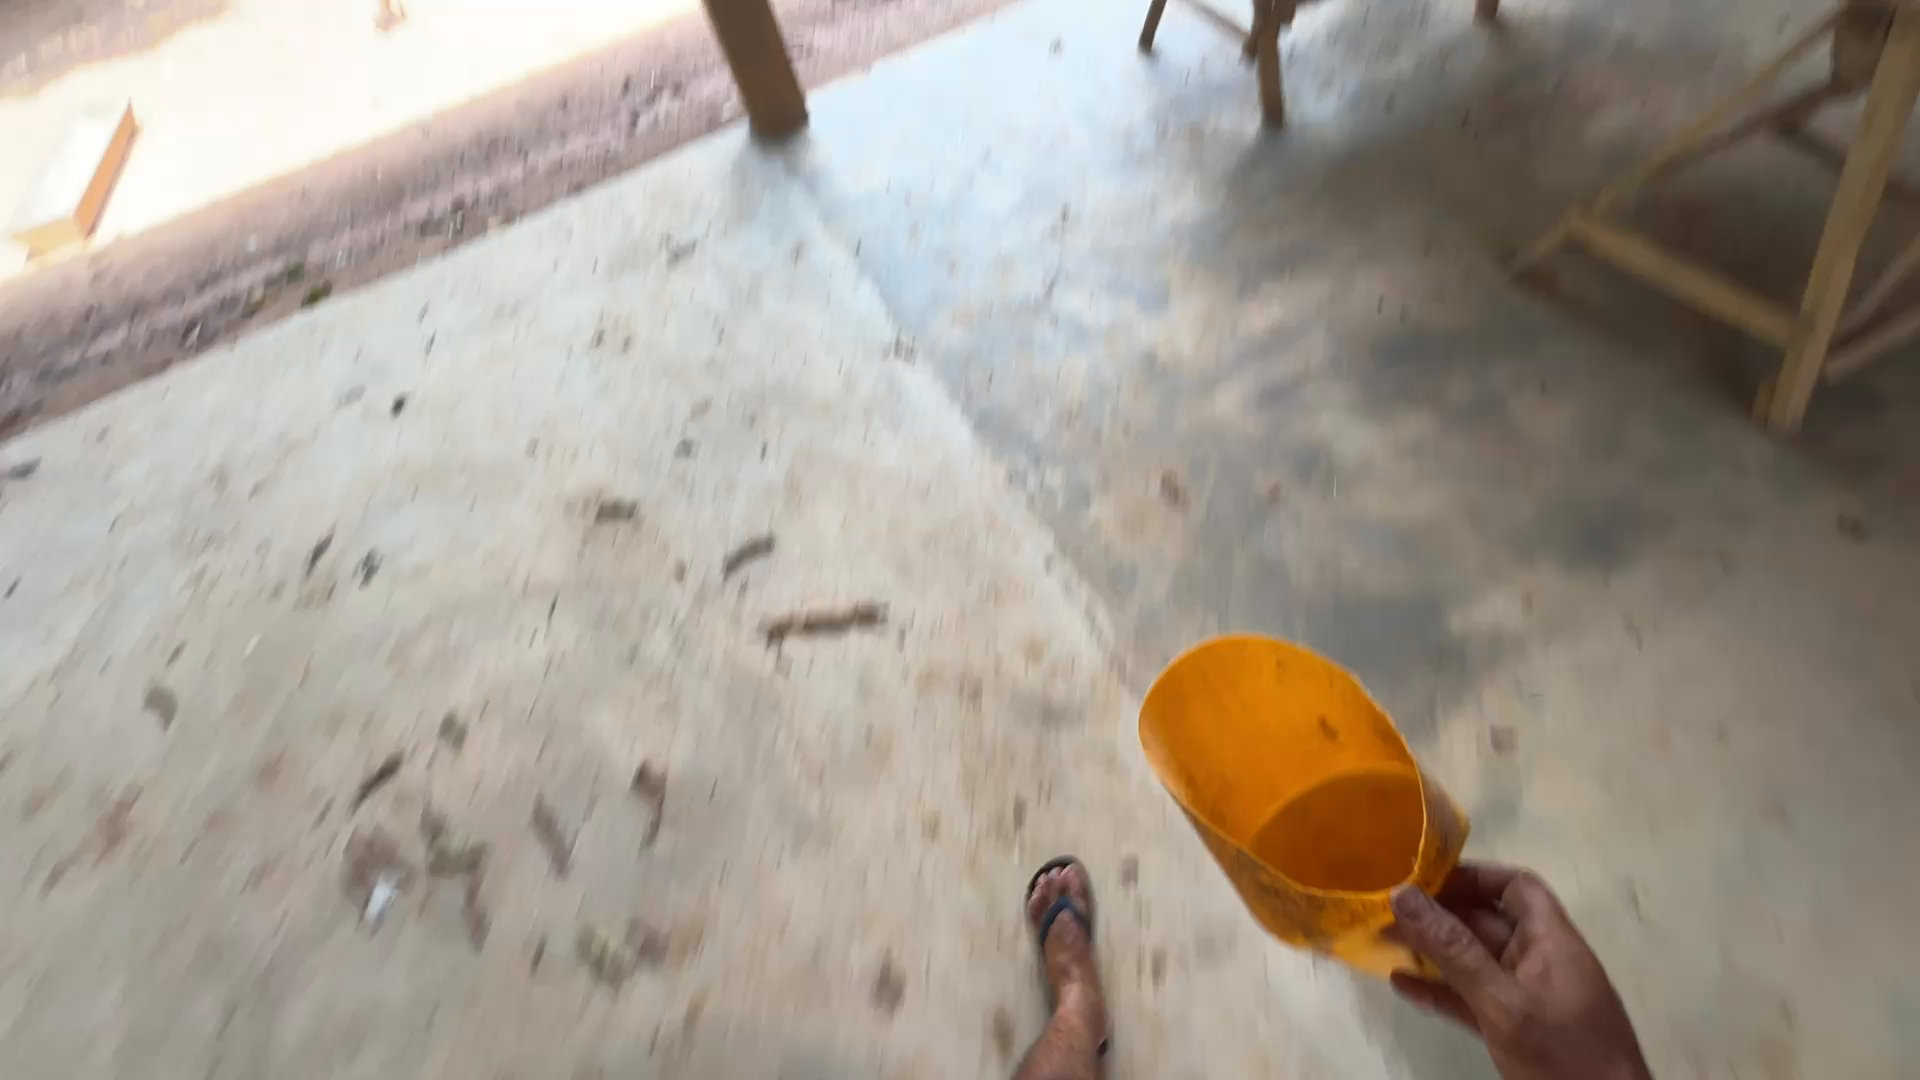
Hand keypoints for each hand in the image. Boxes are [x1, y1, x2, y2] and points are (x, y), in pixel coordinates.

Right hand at [1388, 862, 1652, 1079]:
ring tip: (1383, 940)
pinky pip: (1469, 996)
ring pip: (1470, 959)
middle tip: (1386, 909)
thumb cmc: (1564, 1056)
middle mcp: (1540, 962)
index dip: (1473, 875)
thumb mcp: (1501, 1000)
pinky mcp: (1514, 1028)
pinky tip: (1401, 985)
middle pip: (1483, 920)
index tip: (1426, 877)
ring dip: (1429, 950)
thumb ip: (1451, 948)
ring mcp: (1528, 997)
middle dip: (1434, 913)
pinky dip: (1437, 988)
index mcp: (1552, 943)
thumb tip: (1401, 893)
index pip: (1517, 887)